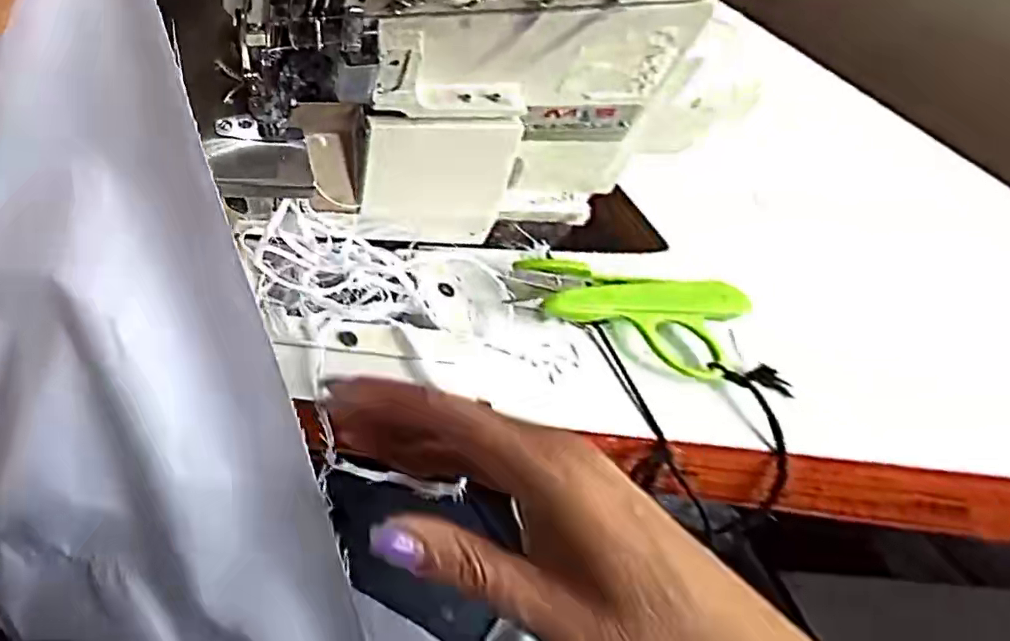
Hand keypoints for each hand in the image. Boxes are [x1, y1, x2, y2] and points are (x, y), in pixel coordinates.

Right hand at [324, 378, 807, 640]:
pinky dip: (450, 453)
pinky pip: (493, 451)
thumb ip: (465, 562)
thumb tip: (393, 533)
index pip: (445, 412)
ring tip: (369, 438)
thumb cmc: (667, 629)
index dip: (387, 397)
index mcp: (547, 463)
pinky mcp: (570, 481)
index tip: (344, 391)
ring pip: (472, 431)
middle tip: (342, 414)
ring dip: (418, 433)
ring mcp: (564, 462)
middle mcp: (554, 449)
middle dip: (392, 412)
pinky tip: (427, 467)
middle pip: (454, 415)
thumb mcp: (551, 606)